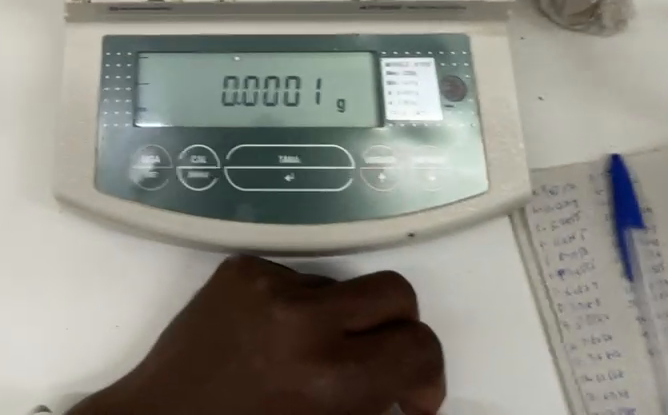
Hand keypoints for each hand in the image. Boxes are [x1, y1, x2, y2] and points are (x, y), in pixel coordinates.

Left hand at [72, 255, 444, 414]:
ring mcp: (268, 283)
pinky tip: (271, 336)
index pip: (418, 346)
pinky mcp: (240, 266)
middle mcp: (304, 318)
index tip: (409, 395)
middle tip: (378, 362)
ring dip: (341, 318)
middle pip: (394, 290)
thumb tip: (405, 389)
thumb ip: (374, 409)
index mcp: (331, 376)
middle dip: (398, 328)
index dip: (427, 374)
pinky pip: (294, 275)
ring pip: (341, 284)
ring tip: (306, 355)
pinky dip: (296, 304)